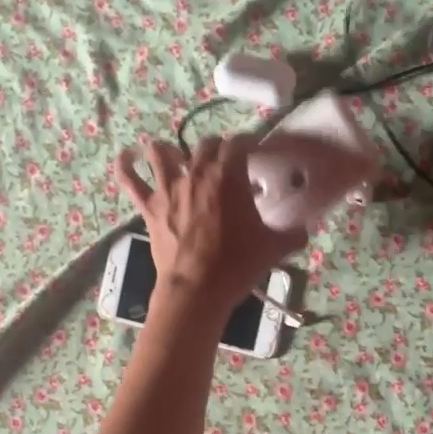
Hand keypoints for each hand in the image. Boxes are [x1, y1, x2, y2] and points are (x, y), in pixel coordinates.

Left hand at [113, 134, 305, 317]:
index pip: (239, 143)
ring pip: (162, 151)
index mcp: (229, 176)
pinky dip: (127, 165)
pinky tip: (129, 157)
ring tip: (178, 157)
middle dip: (218, 148)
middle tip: (227, 162)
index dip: (249, 144)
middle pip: (206, 144)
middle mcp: (197, 173)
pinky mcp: (149, 207)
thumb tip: (305, 229)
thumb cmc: (237, 265)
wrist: (197, 290)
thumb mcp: (274, 249)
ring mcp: (168, 188)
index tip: (255, 153)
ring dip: (171, 150)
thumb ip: (292, 234)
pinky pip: (130, 178)